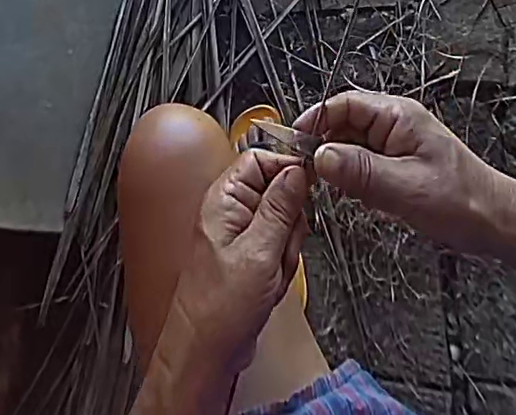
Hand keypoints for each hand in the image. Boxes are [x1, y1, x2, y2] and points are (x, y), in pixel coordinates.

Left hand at [150, 149, 311, 405]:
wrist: (206, 356)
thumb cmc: (219, 308)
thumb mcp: (259, 252)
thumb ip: (281, 208)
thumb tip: (298, 170)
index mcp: (225, 197)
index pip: (261, 159)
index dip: (288, 169)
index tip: (309, 186)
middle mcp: (231, 209)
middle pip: (279, 191)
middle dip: (289, 222)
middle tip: (280, 249)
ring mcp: (242, 233)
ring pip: (285, 222)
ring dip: (287, 249)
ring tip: (272, 273)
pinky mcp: (251, 254)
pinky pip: (281, 246)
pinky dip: (283, 265)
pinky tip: (272, 284)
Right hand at [296, 91, 515, 254]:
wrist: (499, 224)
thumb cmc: (462, 201)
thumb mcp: (405, 188)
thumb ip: (359, 171)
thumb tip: (320, 157)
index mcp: (396, 115)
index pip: (342, 104)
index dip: (315, 119)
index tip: (295, 141)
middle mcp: (393, 122)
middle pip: (343, 124)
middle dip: (326, 147)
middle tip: (311, 173)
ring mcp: (396, 142)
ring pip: (351, 146)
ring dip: (342, 167)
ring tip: (342, 191)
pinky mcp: (398, 163)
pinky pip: (364, 164)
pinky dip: (356, 179)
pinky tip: (363, 199)